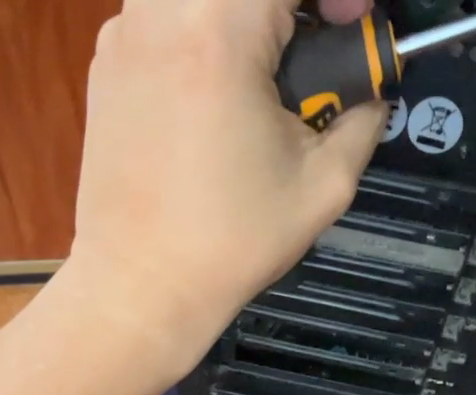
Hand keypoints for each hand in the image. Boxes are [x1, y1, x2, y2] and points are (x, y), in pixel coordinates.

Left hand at [68, 0, 384, 362]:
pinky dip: (202, 34)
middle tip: (312, 46)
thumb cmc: (231, 242)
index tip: (353, 24)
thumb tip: (370, 92)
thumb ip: (362, 117)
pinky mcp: (105, 63)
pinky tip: (216, 96)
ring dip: (245, 19)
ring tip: (267, 74)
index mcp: (219, 28)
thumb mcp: (325, 184)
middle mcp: (160, 9)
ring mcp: (123, 32)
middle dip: (289, 4)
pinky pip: (166, 16)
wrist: (139, 286)